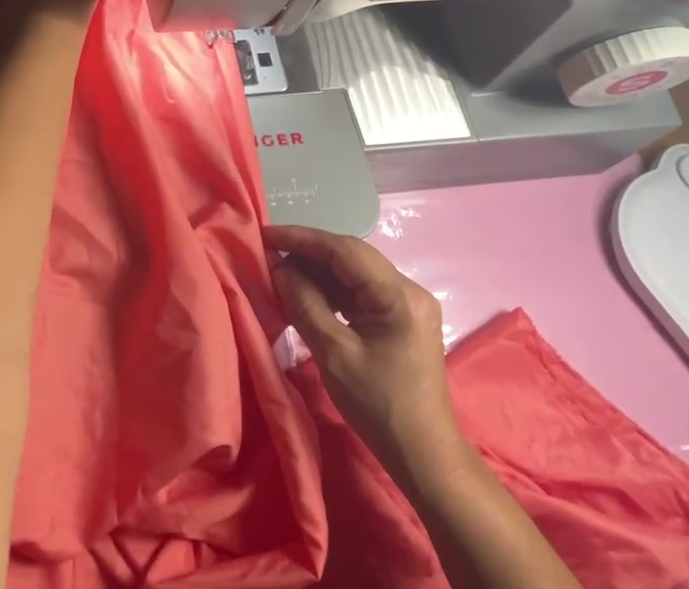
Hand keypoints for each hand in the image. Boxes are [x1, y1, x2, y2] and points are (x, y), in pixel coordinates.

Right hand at [265, 224, 464, 475]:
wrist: (422, 452)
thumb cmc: (378, 405)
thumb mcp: (334, 353)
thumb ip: (305, 304)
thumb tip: (279, 268)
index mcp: (399, 295)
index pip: (345, 251)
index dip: (302, 239)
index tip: (265, 235)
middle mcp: (409, 290)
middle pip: (352, 256)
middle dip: (308, 251)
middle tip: (268, 253)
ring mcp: (407, 304)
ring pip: (355, 272)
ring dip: (318, 270)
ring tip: (280, 272)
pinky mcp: (401, 318)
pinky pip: (361, 291)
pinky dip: (332, 289)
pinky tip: (305, 292)